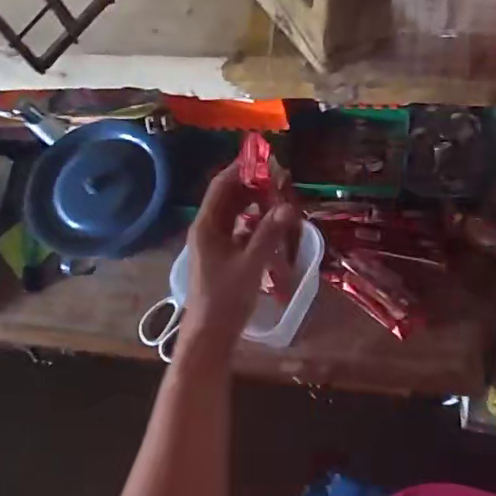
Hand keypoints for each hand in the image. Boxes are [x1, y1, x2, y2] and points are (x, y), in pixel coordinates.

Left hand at [181, 167, 298, 350]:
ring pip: (235, 215)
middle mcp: (206, 230)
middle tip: (282, 180)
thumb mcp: (251, 264)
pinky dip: (255, 225)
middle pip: (229, 198)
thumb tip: (289, 206)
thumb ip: (270, 233)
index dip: (243, 169)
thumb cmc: (225, 299)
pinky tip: (274, 226)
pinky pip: (238, 232)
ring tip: (282, 199)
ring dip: (256, 205)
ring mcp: (213, 245)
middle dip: (253, 186)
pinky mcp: (221, 259)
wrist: (209, 336)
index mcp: (206, 226)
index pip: (222, 185)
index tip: (268, 159)